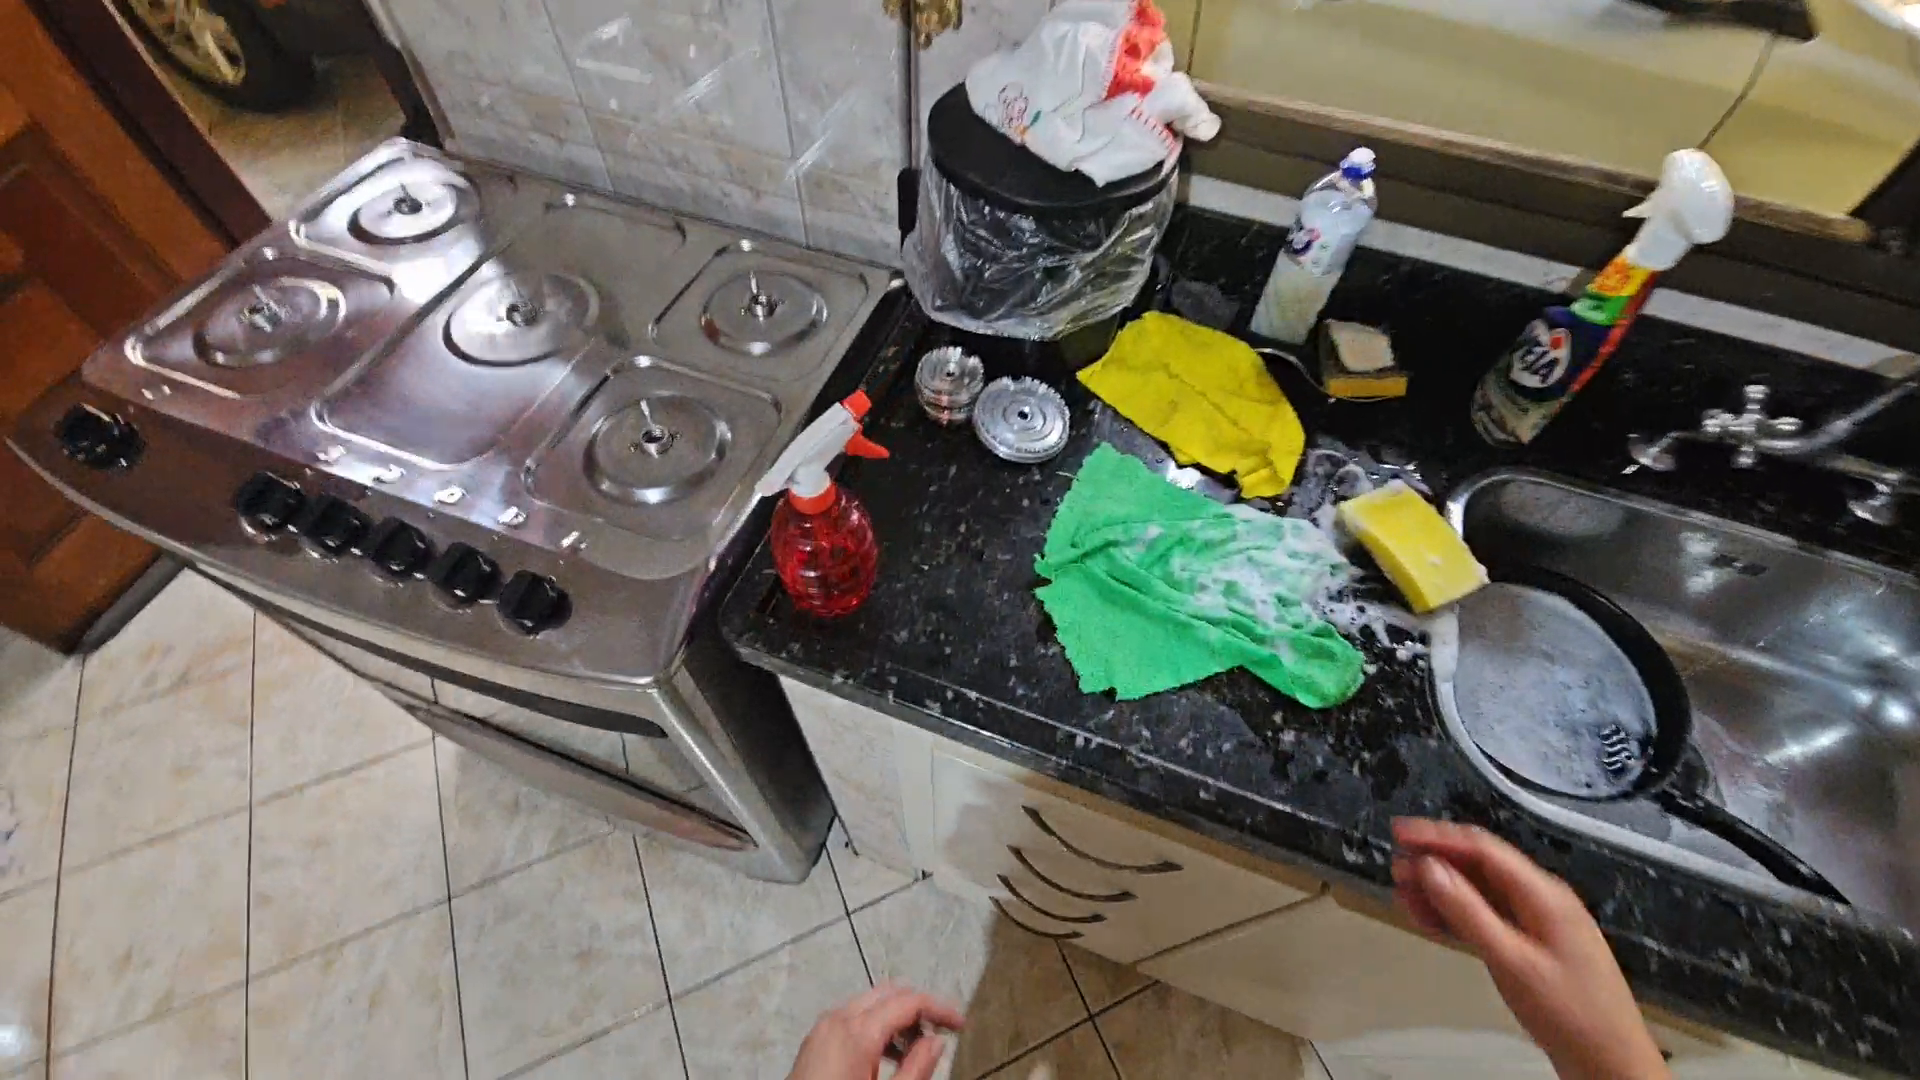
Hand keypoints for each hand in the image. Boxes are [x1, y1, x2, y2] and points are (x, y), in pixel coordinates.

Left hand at [787, 983, 965, 1079]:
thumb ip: (915, 1070)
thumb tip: (936, 1041)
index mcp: (858, 1031)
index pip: (908, 1001)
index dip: (939, 1008)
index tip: (961, 1025)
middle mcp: (839, 1017)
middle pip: (888, 993)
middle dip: (917, 1006)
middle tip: (941, 1032)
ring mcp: (823, 1026)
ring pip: (869, 1003)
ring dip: (896, 1016)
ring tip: (916, 1049)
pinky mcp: (815, 1040)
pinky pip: (852, 1017)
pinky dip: (875, 1025)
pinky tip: (886, 1055)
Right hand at [1392, 818, 1669, 1079]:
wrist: (1613, 1069)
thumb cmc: (1567, 1012)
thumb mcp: (1512, 961)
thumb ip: (1467, 911)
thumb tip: (1425, 865)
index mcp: (1543, 893)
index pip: (1482, 848)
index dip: (1436, 835)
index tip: (1398, 833)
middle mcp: (1538, 898)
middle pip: (1478, 865)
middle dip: (1434, 862)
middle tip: (1396, 868)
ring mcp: (1535, 921)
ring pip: (1477, 890)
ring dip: (1439, 888)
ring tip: (1403, 893)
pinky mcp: (1528, 943)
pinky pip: (1484, 915)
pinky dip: (1453, 913)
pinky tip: (1427, 918)